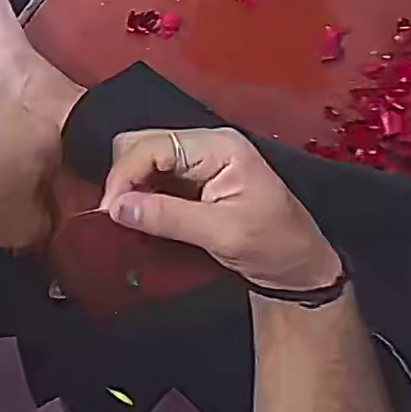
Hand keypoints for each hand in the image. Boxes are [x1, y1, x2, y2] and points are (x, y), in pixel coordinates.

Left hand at [0, 96, 60, 250]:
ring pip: (0, 137)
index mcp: (46, 134)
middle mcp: (18, 110)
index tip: (37, 208)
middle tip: (9, 202)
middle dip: (22, 171)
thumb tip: (45, 219)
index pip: (60, 164)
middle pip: (30, 144)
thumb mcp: (27, 229)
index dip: (48, 191)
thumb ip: (48, 222)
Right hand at [101, 128, 341, 291]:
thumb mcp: (224, 234)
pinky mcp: (191, 178)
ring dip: (128, 185)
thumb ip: (168, 217)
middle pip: (143, 143)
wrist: (300, 268)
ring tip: (123, 216)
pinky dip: (138, 193)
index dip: (125, 174)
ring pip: (142, 157)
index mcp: (219, 146)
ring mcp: (197, 159)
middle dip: (123, 176)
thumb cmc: (275, 246)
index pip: (155, 146)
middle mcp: (205, 144)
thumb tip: (117, 207)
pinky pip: (152, 175)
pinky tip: (136, 214)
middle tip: (114, 214)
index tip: (110, 209)